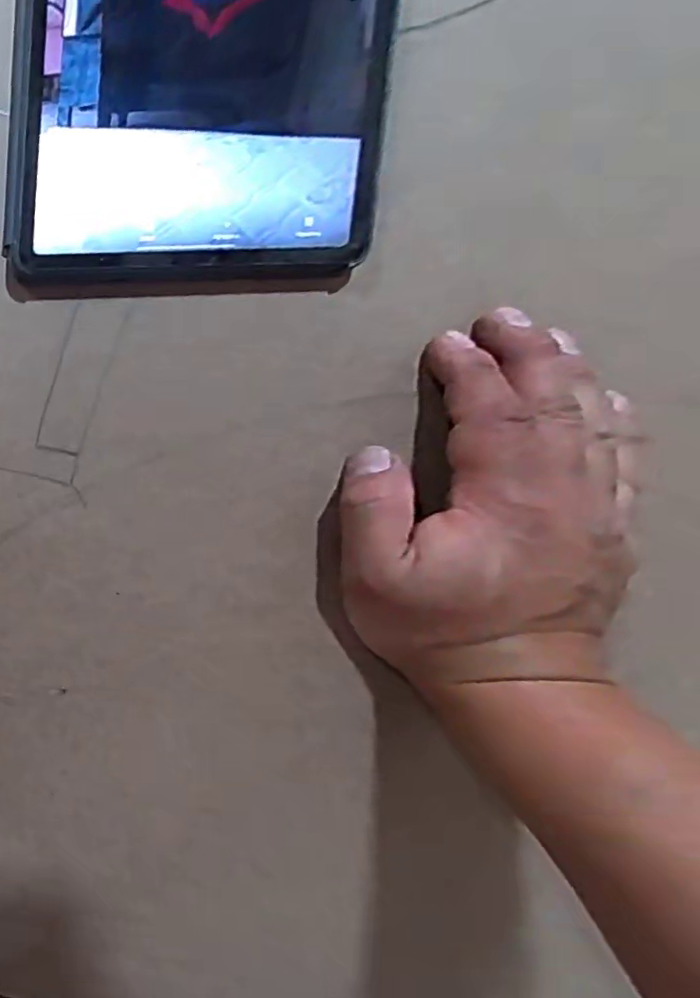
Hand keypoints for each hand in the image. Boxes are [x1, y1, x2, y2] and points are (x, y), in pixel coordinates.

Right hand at [339, 307, 639, 690]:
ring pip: (599, 423)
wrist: (517, 680)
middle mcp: (566, 493)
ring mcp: (598, 509)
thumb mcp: (375, 575)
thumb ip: (373, 509)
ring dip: (574, 374)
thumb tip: (374, 453)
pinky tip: (603, 397)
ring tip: (552, 338)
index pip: (494, 418)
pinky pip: (624, 455)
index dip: (470, 374)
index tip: (444, 343)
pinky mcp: (610, 527)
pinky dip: (613, 415)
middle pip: (556, 407)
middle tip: (503, 317)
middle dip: (530, 355)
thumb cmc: (432, 627)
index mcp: (508, 500)